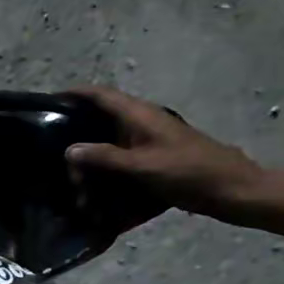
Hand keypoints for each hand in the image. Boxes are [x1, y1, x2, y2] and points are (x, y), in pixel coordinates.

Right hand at [66, 86, 263, 212]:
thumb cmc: (188, 173)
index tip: (50, 100)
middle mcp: (143, 122)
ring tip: (74, 179)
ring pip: (111, 143)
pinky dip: (107, 169)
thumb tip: (70, 150)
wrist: (233, 190)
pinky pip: (122, 159)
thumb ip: (105, 157)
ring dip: (92, 159)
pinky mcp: (155, 157)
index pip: (101, 95)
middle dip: (78, 136)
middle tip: (57, 156)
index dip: (76, 93)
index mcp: (140, 115)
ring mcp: (150, 140)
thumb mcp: (143, 166)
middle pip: (102, 119)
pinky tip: (97, 186)